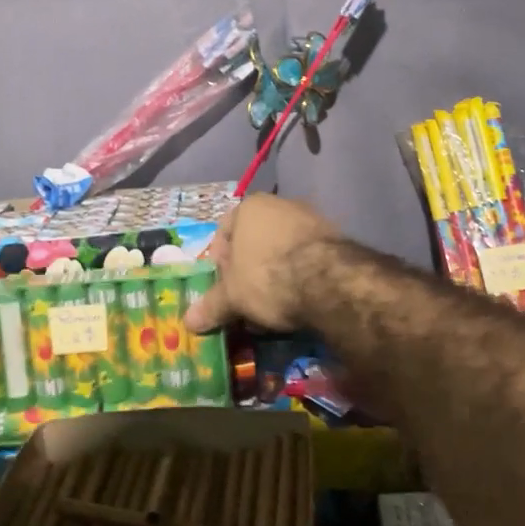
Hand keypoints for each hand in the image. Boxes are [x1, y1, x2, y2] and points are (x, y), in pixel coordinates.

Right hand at [183, 193, 338, 332]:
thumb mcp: (233, 296)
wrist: (329, 282)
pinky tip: (299, 298)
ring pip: (281, 248)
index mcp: (249, 207)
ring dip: (274, 273)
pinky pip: (307, 255)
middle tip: (247, 299)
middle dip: (248, 270)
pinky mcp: (335, 236)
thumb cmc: (268, 278)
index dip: (219, 263)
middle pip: (254, 240)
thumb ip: (211, 306)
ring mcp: (311, 217)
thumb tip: (189, 321)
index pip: (223, 233)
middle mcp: (280, 203)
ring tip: (274, 304)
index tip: (224, 287)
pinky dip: (299, 274)